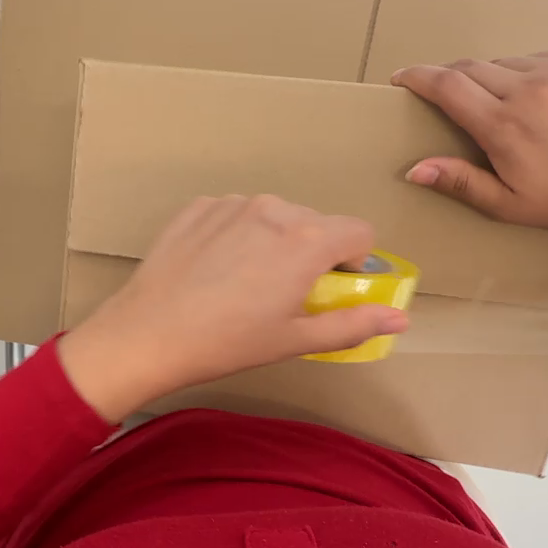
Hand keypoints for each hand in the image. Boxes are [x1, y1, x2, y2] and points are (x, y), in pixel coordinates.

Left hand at [58, 194, 408, 421]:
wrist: (148, 335)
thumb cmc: (225, 343)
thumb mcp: (293, 340)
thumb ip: (352, 324)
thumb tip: (400, 319)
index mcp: (307, 240)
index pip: (359, 233)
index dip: (353, 263)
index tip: (332, 289)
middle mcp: (274, 209)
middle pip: (315, 223)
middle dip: (311, 254)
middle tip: (283, 296)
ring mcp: (232, 204)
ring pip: (273, 216)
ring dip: (272, 243)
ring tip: (243, 286)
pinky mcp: (197, 208)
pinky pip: (234, 216)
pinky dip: (235, 237)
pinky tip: (214, 272)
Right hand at [390, 51, 547, 262]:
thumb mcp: (508, 204)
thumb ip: (460, 182)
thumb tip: (414, 169)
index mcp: (504, 125)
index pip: (448, 85)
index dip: (418, 77)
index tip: (401, 77)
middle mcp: (530, 87)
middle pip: (472, 67)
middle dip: (449, 77)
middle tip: (441, 94)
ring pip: (507, 62)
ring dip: (491, 78)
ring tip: (497, 105)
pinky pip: (543, 58)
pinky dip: (527, 74)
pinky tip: (538, 101)